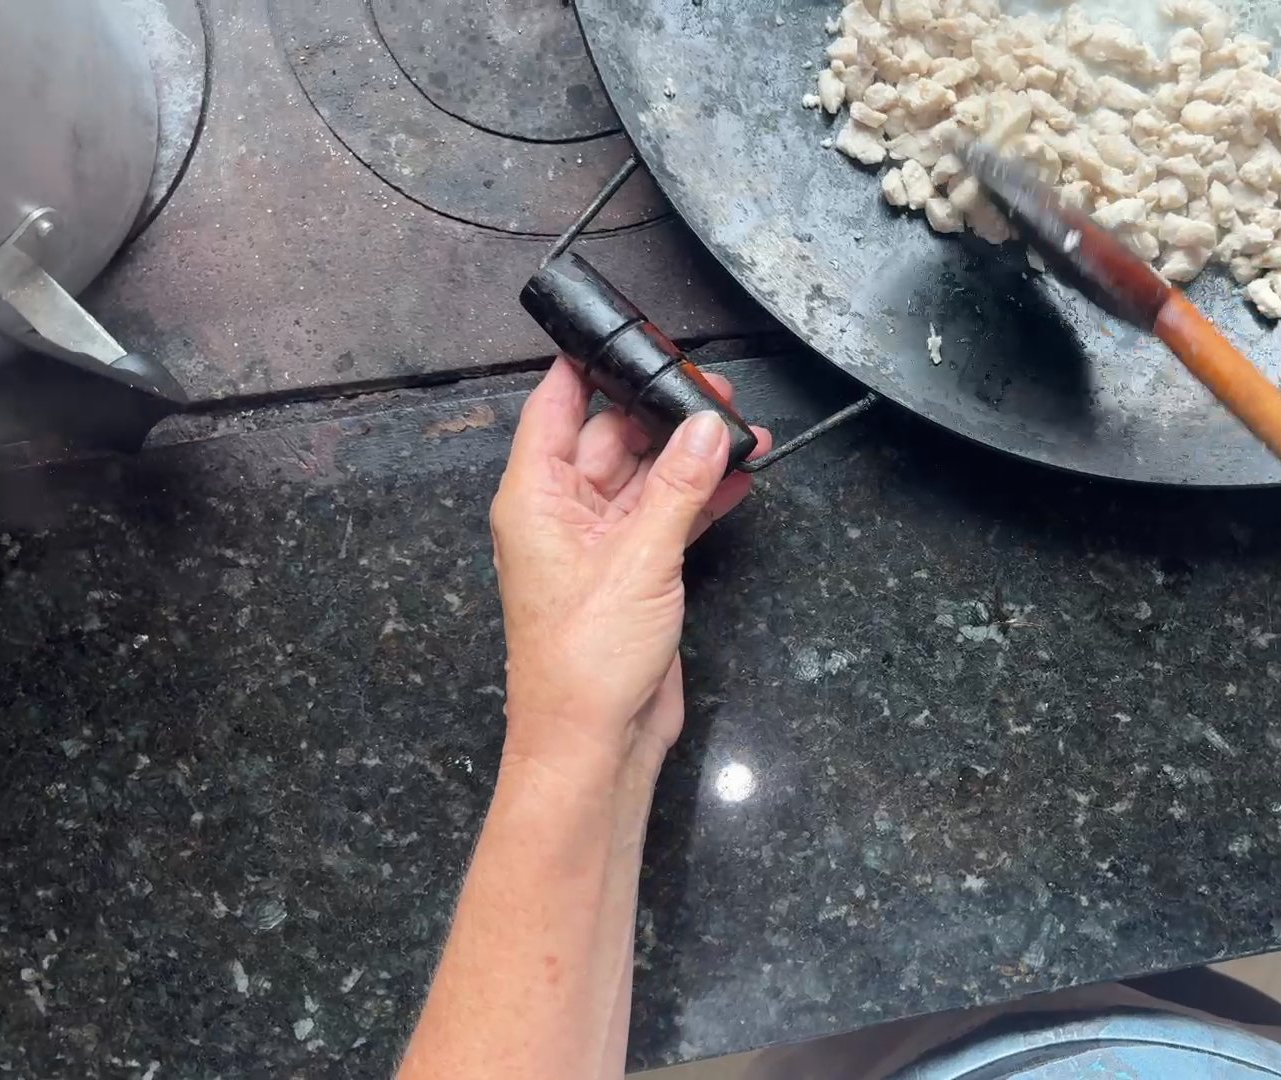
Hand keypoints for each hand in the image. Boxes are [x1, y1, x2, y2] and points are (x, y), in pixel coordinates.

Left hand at [489, 357, 769, 784]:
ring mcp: (606, 539)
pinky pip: (671, 514)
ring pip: (651, 476)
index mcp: (538, 496)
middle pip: (615, 436)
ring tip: (741, 428)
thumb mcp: (637, 560)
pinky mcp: (640, 567)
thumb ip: (678, 489)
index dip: (591, 365)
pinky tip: (740, 476)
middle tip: (719, 391)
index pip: (558, 406)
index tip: (636, 337)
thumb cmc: (590, 654)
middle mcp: (568, 510)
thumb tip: (711, 426)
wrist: (600, 738)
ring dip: (692, 455)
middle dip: (664, 412)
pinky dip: (703, 496)